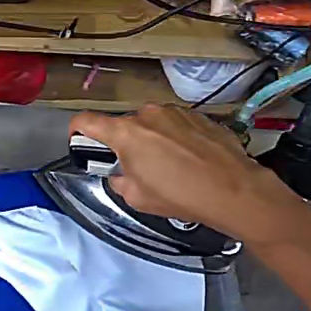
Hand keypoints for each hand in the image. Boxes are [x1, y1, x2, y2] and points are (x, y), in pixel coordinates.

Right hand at [69, 105, 298, 241]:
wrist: (232, 189)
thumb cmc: (182, 195)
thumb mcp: (137, 198)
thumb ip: (119, 180)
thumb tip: (120, 174)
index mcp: (126, 132)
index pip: (86, 121)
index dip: (78, 132)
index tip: (81, 142)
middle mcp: (149, 114)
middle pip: (125, 125)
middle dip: (125, 144)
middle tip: (137, 168)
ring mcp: (176, 112)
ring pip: (153, 124)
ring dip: (154, 140)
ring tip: (170, 167)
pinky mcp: (199, 116)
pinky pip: (177, 125)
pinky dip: (177, 138)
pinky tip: (189, 160)